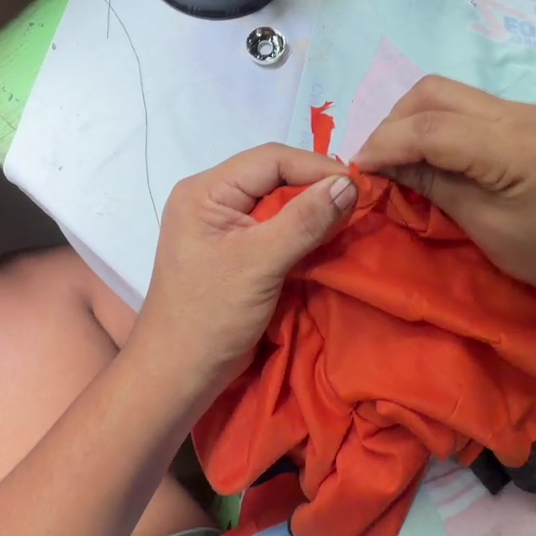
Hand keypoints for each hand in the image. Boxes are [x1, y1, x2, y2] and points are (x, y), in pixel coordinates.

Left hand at [132, 144, 355, 393]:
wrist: (176, 376)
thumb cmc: (210, 316)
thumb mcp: (260, 264)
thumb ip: (305, 220)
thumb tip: (350, 183)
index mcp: (205, 189)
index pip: (270, 159)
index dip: (316, 167)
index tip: (359, 185)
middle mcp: (211, 197)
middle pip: (273, 175)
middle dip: (315, 186)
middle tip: (359, 201)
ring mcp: (220, 223)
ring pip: (276, 199)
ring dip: (311, 208)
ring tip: (349, 216)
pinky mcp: (233, 247)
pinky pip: (272, 224)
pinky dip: (300, 228)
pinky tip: (326, 236)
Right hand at [352, 76, 535, 316]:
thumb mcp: (483, 227)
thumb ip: (431, 185)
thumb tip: (380, 165)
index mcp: (515, 146)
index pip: (432, 127)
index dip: (386, 143)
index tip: (357, 167)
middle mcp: (518, 113)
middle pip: (434, 93)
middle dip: (394, 122)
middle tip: (375, 160)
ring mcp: (521, 110)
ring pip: (444, 93)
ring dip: (410, 119)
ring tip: (394, 156)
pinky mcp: (519, 117)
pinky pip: (461, 105)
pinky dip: (431, 122)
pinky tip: (422, 151)